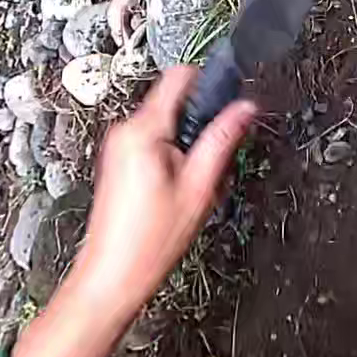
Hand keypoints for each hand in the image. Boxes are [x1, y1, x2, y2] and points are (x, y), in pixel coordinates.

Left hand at [11, 65, 255, 356]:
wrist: (109, 282)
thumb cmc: (150, 241)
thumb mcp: (200, 185)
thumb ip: (224, 138)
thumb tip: (247, 105)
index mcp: (144, 129)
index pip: (181, 75)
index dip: (211, 81)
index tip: (230, 103)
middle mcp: (127, 130)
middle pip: (179, 99)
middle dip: (204, 121)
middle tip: (215, 158)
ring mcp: (121, 145)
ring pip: (172, 120)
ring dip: (193, 141)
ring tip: (198, 179)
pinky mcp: (122, 159)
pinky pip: (159, 138)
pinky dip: (178, 153)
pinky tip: (183, 186)